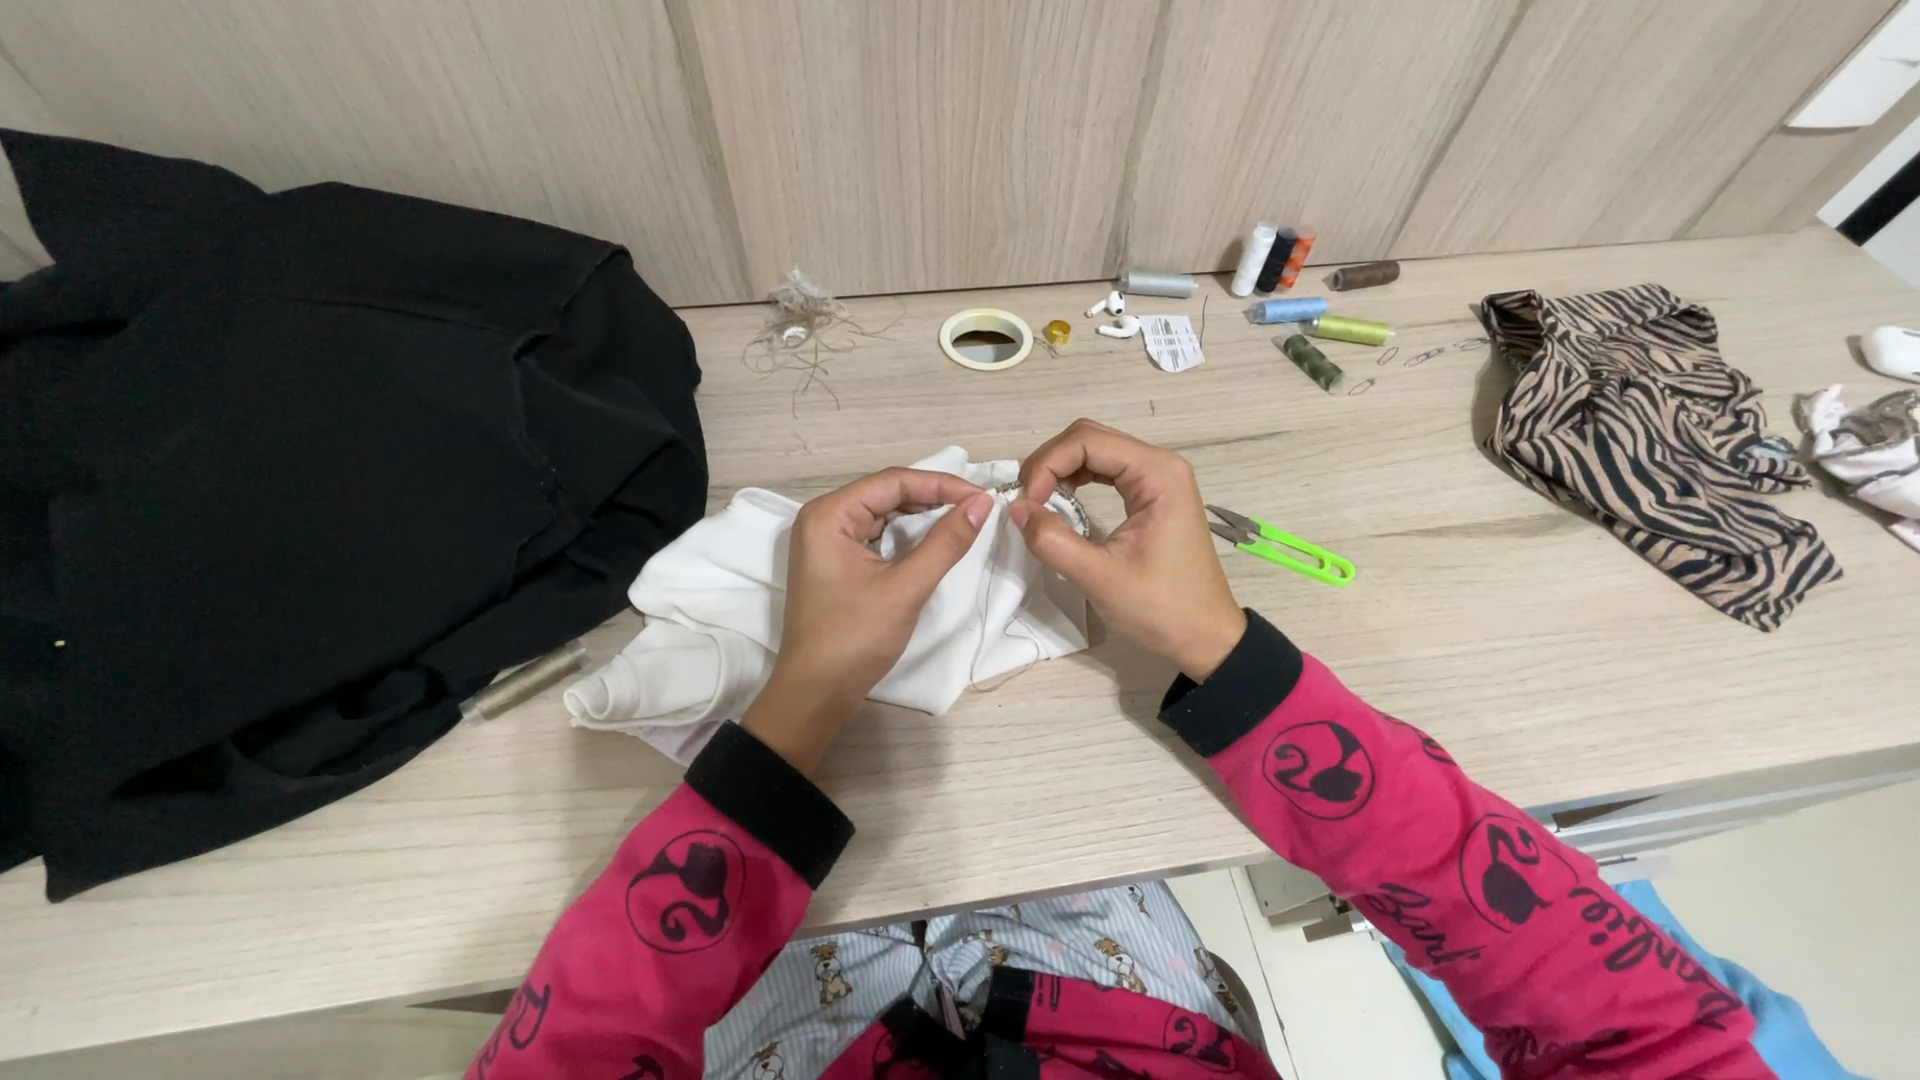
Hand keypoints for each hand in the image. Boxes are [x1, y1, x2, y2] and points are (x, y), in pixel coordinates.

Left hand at [742, 468, 993, 771]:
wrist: (815, 693)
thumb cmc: (855, 638)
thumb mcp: (906, 588)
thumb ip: (946, 543)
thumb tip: (982, 504)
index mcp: (829, 515)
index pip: (892, 481)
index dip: (941, 484)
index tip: (982, 497)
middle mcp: (823, 519)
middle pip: (887, 493)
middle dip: (934, 497)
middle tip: (978, 508)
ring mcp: (827, 542)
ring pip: (884, 514)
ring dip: (923, 516)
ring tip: (964, 520)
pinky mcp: (835, 563)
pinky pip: (877, 535)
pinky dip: (908, 536)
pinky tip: (935, 540)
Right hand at [1012, 419, 1246, 680]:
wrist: (1205, 635)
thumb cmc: (1161, 608)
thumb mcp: (1101, 578)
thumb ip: (1054, 541)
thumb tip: (1016, 509)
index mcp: (1157, 474)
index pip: (1086, 441)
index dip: (1047, 465)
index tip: (1027, 505)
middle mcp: (1160, 464)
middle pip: (1089, 437)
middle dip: (1050, 463)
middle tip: (1027, 502)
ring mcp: (1158, 477)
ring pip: (1095, 450)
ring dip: (1060, 469)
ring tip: (1039, 503)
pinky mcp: (1152, 494)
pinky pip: (1106, 470)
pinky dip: (1077, 479)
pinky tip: (1062, 502)